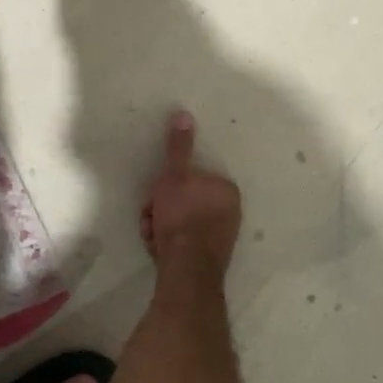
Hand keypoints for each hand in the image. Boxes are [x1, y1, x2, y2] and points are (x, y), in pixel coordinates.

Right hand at [141, 109, 242, 273]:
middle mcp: (231, 213)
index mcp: (227, 190)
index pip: (192, 178)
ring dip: (160, 227)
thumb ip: (179, 147)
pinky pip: (184, 242)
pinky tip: (158, 249)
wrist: (187, 268)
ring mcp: (222, 237)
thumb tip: (184, 115)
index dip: (168, 185)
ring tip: (152, 235)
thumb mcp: (175, 175)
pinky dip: (168, 243)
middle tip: (151, 217)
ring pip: (181, 222)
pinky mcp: (211, 258)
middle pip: (185, 201)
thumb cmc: (182, 215)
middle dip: (162, 209)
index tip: (156, 195)